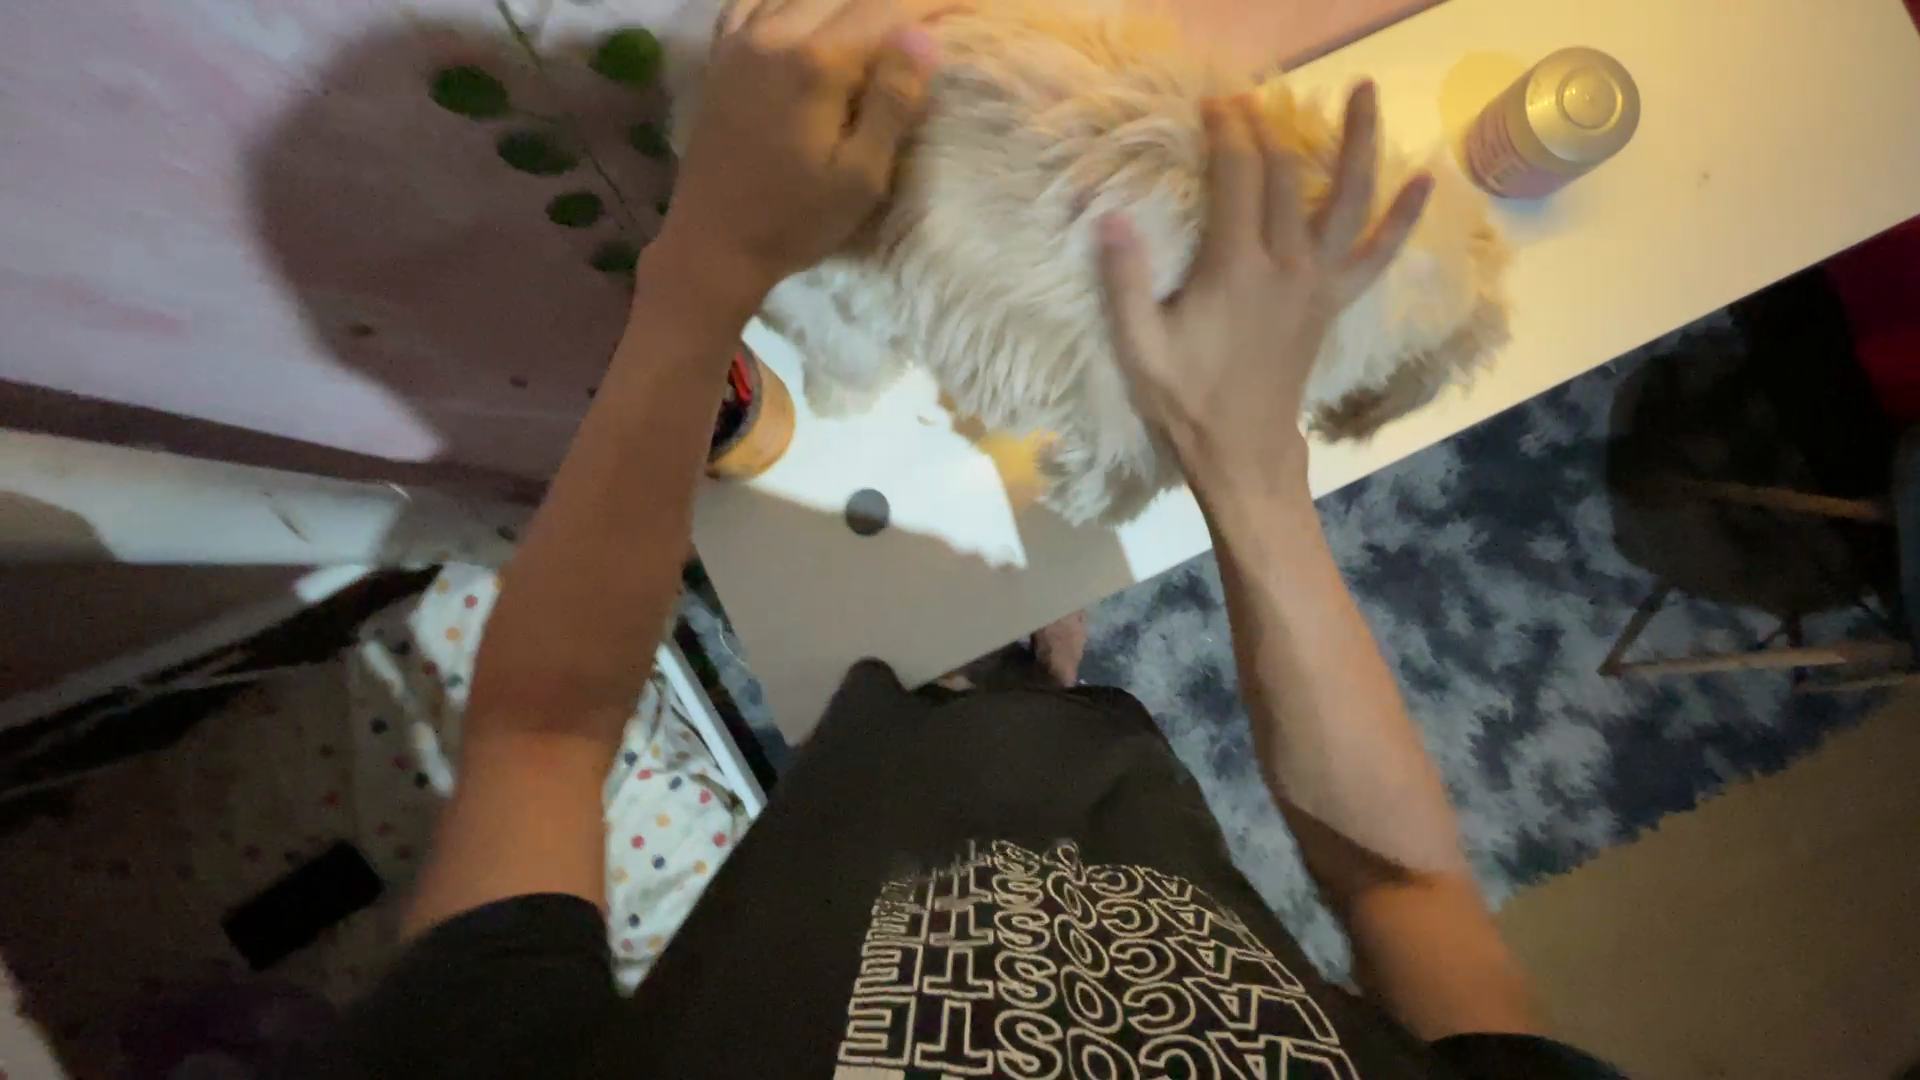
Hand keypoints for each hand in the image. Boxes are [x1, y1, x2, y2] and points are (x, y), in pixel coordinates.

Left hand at [660, 0, 942, 300]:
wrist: (714, 242)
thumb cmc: (796, 222)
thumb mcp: (859, 180)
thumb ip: (892, 106)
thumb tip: (923, 38)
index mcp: (818, 66)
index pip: (886, 10)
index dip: (929, 1)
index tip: (966, 0)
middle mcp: (777, 34)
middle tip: (929, 8)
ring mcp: (742, 40)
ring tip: (880, 12)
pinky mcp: (722, 56)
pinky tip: (808, 10)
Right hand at [1097, 83, 1429, 496]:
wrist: (1242, 449)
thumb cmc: (1186, 402)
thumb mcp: (1139, 349)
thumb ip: (1125, 283)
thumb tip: (1110, 218)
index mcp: (1235, 268)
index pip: (1237, 178)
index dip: (1226, 133)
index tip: (1214, 105)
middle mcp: (1285, 263)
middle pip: (1285, 176)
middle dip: (1266, 129)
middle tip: (1248, 103)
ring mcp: (1317, 283)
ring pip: (1348, 198)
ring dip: (1357, 141)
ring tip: (1364, 93)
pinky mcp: (1332, 304)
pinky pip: (1375, 256)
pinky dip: (1402, 219)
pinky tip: (1425, 181)